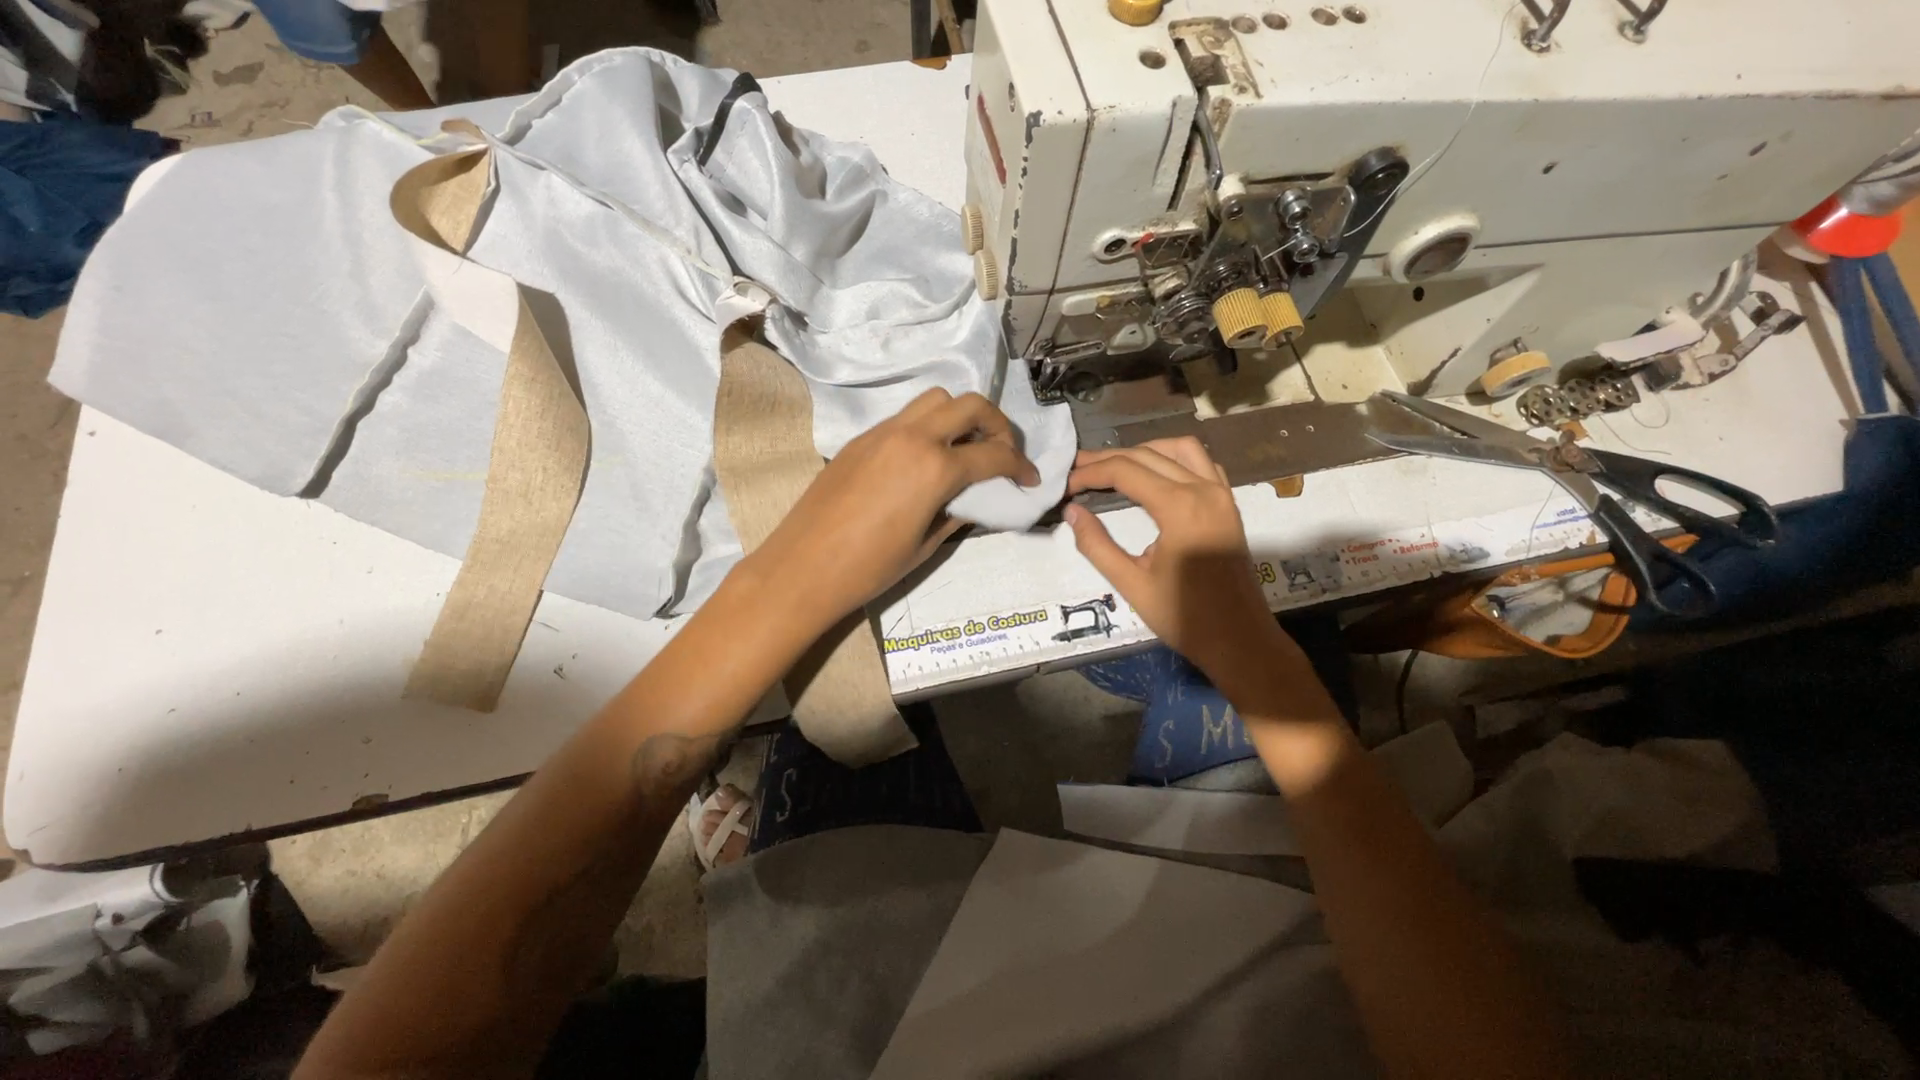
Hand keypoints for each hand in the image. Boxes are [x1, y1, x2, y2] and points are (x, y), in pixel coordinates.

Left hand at [744, 388, 1038, 630]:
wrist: (802, 568)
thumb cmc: (868, 568)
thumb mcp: (925, 545)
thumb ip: (958, 514)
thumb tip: (977, 500)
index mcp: (934, 468)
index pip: (994, 453)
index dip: (1020, 465)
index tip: (1030, 479)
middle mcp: (912, 437)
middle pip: (970, 404)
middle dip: (998, 424)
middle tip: (1002, 452)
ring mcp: (882, 433)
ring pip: (935, 399)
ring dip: (960, 415)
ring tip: (965, 447)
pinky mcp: (860, 439)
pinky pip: (905, 417)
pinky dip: (928, 425)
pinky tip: (926, 459)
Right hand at [1062, 438, 1287, 692]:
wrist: (1239, 640)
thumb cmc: (1184, 617)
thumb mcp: (1131, 584)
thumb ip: (1097, 545)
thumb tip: (1072, 511)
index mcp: (1179, 507)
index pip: (1125, 472)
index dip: (1090, 474)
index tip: (1065, 486)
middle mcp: (1203, 489)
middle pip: (1147, 456)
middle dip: (1108, 459)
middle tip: (1076, 470)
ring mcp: (1221, 494)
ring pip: (1180, 449)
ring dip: (1144, 451)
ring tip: (1114, 466)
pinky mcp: (1229, 505)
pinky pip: (1203, 464)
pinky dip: (1175, 460)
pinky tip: (1156, 475)